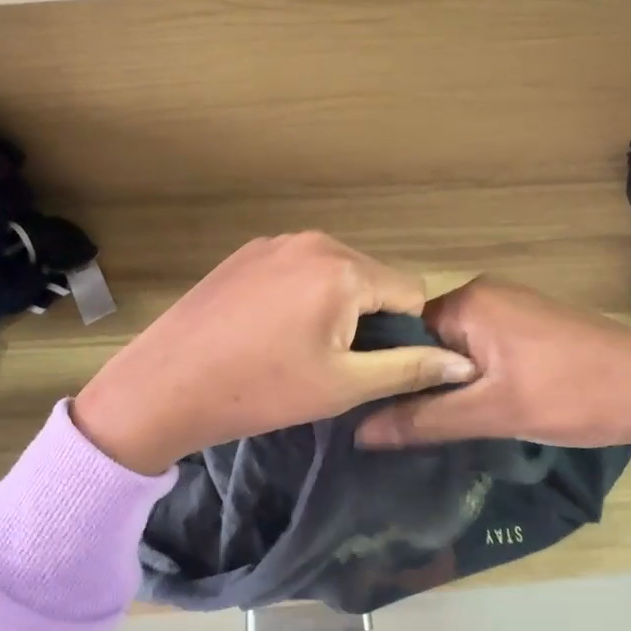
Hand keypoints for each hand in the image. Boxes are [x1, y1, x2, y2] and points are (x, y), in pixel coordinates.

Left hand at [71, 232, 478, 473]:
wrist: (166, 384)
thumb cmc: (261, 390)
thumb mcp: (344, 385)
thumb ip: (409, 368)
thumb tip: (464, 362)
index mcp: (344, 268)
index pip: (410, 291)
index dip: (405, 333)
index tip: (374, 367)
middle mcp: (313, 240)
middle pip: (371, 277)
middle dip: (368, 317)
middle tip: (334, 364)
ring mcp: (274, 242)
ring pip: (334, 273)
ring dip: (335, 307)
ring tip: (299, 350)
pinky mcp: (246, 253)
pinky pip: (297, 269)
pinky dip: (300, 296)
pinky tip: (270, 332)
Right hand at [353, 278, 630, 468]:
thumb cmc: (573, 396)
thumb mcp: (493, 414)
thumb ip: (424, 420)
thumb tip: (359, 432)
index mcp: (467, 302)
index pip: (401, 335)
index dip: (388, 375)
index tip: (369, 413)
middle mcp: (484, 293)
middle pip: (429, 341)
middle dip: (419, 383)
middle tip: (403, 429)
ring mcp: (512, 306)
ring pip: (459, 349)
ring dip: (450, 385)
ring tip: (438, 424)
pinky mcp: (533, 324)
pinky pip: (485, 349)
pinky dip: (478, 378)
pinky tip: (481, 409)